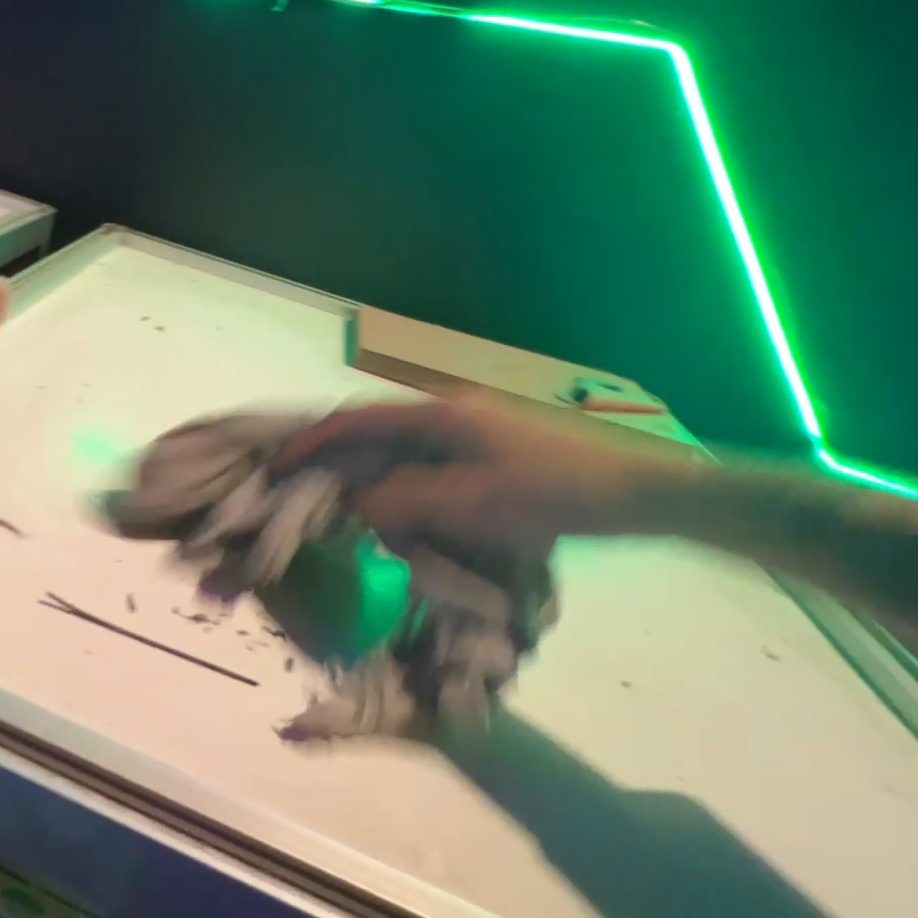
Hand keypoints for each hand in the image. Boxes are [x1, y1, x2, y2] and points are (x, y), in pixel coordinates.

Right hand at [278, 394, 686, 554]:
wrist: (640, 489)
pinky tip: (398, 506)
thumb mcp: (473, 503)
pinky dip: (397, 479)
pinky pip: (423, 459)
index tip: (276, 465)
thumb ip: (405, 501)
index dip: (311, 440)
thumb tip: (353, 503)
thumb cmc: (553, 492)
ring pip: (397, 445)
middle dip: (331, 454)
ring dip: (365, 470)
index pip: (356, 419)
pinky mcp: (486, 446)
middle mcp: (446, 411)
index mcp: (437, 415)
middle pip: (371, 427)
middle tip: (300, 486)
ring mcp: (468, 426)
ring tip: (340, 502)